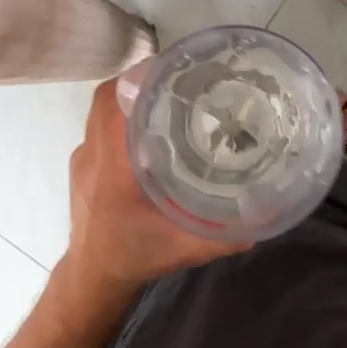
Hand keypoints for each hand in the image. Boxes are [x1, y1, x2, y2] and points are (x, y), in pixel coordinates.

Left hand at [60, 80, 247, 292]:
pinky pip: (97, 127)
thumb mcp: (185, 248)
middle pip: (108, 98)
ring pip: (100, 110)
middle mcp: (93, 154)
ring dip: (129, 96)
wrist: (93, 278)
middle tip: (178, 80)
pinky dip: (120, 116)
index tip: (172, 69)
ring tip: (166, 95)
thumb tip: (265, 213)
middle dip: (140, 80)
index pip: (115, 104)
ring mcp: (82, 157)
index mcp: (114, 167)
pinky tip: (148, 126)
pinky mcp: (81, 164)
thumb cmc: (135, 257)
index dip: (139, 79)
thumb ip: (224, 234)